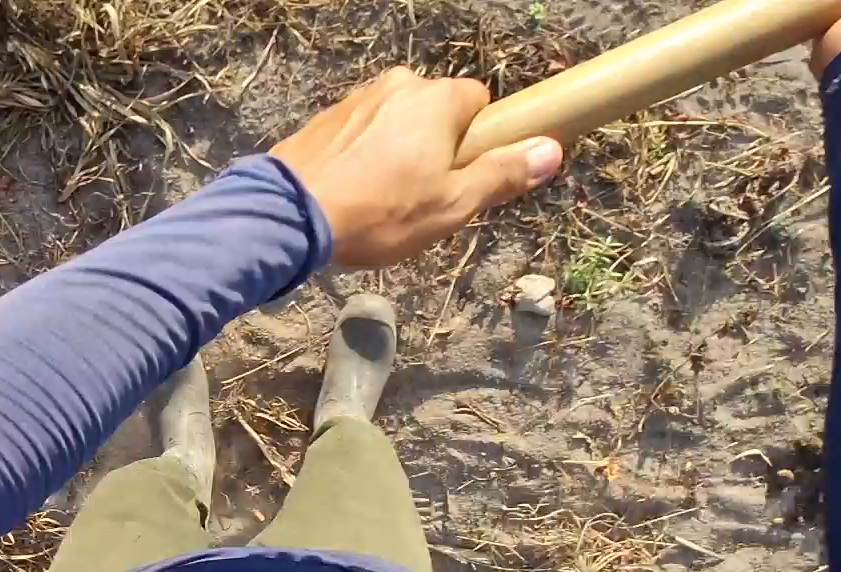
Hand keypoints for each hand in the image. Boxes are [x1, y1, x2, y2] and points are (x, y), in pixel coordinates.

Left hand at [270, 68, 562, 268]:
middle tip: (410, 200)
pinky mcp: (318, 123)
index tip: (455, 179)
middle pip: (430, 114)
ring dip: (388, 157)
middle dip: (428, 150)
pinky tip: (342, 196)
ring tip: (371, 205)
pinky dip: (353, 161)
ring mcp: (352, 101)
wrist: (290, 216)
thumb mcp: (449, 206)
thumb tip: (550, 151)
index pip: (477, 104)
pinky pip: (351, 138)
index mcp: (437, 98)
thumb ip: (500, 176)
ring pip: (388, 127)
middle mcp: (396, 85)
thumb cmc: (377, 214)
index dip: (473, 144)